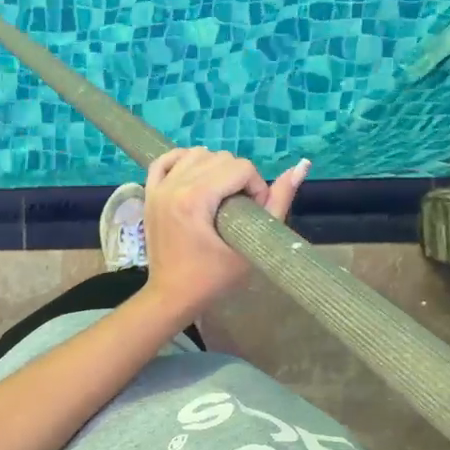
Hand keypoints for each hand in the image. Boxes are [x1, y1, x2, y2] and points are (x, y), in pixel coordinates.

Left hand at [141, 149, 309, 316]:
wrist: (172, 295)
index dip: (257, 187)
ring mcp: (157, 189)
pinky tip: (196, 177)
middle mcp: (173, 186)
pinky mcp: (149, 194)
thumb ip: (277, 204)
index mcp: (194, 199)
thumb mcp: (251, 244)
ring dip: (215, 168)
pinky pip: (164, 160)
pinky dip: (182, 161)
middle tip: (240, 208)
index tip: (255, 213)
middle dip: (239, 178)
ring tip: (220, 195)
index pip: (240, 168)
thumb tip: (300, 167)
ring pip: (195, 154)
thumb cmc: (212, 278)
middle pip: (220, 157)